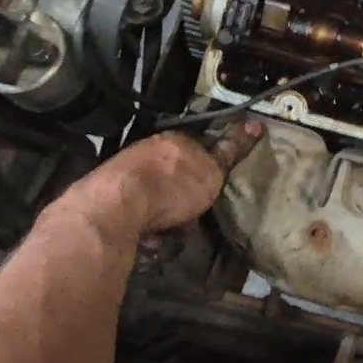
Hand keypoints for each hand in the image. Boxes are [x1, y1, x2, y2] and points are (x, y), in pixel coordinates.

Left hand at [71, 121, 264, 237]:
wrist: (117, 206)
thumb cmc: (172, 186)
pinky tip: (147, 238)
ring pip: (153, 195)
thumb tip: (257, 124)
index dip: (207, 170)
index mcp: (174, 139)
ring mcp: (123, 172)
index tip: (209, 189)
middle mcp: (147, 150)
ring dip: (162, 214)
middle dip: (182, 196)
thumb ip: (232, 150)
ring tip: (167, 233)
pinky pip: (134, 211)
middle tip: (190, 217)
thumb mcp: (213, 171)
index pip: (198, 147)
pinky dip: (142, 224)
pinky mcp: (105, 196)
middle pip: (173, 174)